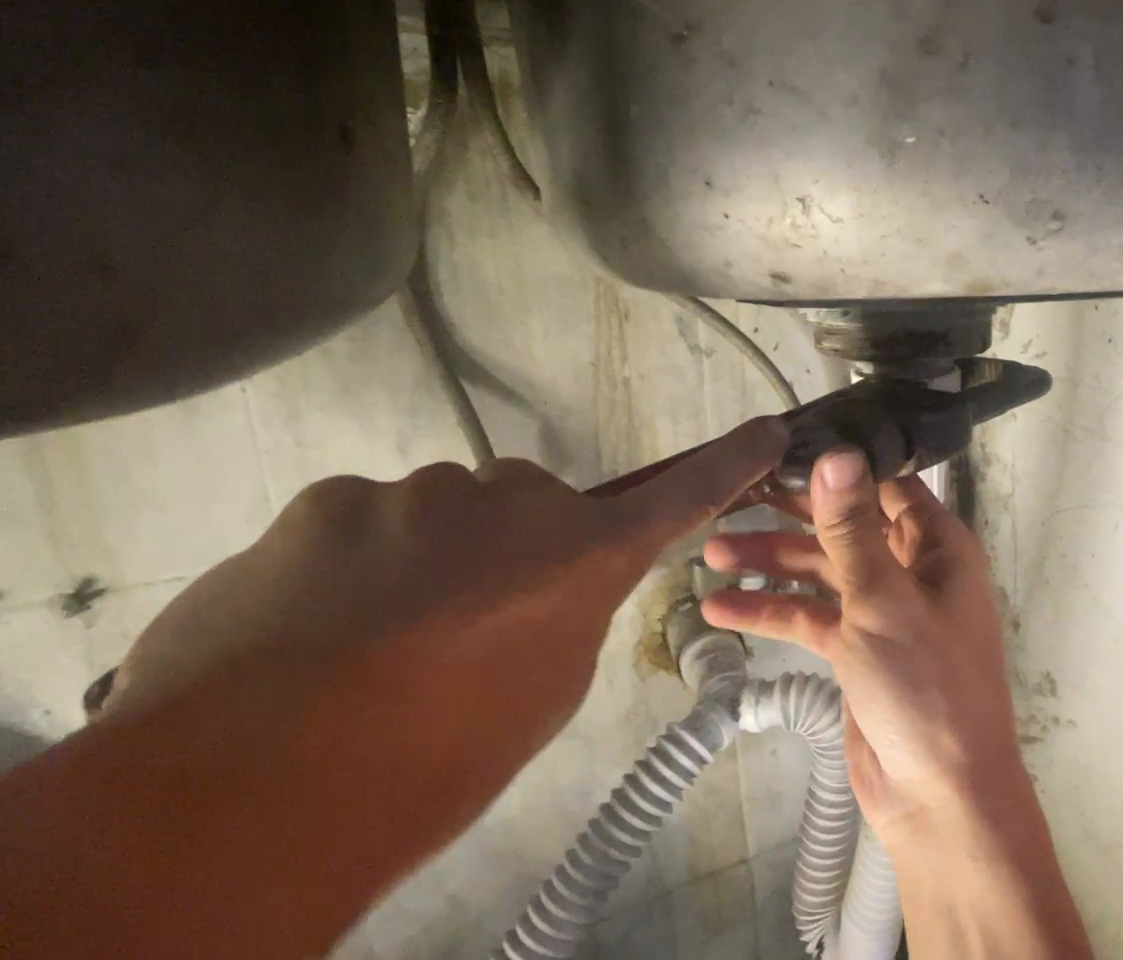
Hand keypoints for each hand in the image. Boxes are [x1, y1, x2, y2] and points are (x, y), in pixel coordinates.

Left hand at [100, 417, 787, 801]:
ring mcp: (416, 494)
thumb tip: (538, 589)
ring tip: (372, 640)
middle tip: (466, 620)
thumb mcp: (544, 694)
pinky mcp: (326, 502)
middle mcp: (514, 504)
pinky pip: (361, 522)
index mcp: (583, 558)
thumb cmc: (440, 757)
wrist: (260, 785)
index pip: (679, 497)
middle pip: (529, 502)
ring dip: (426, 557)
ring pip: (440, 510)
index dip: (728, 464)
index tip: (770, 429)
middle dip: (511, 543)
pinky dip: (351, 565)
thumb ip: (564, 617)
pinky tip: (314, 628)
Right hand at [701, 450, 1026, 843]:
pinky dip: (771, 611)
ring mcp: (884, 612)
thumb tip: (838, 455)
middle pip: (847, 526)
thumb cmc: (925, 684)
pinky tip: (720, 607)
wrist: (939, 794)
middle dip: (794, 514)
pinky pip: (811, 618)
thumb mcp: (884, 599)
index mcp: (938, 547)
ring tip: (709, 550)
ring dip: (773, 562)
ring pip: (823, 572)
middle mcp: (914, 570)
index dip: (840, 468)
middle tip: (735, 495)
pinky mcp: (858, 651)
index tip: (783, 449)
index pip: (889, 487)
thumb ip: (853, 529)